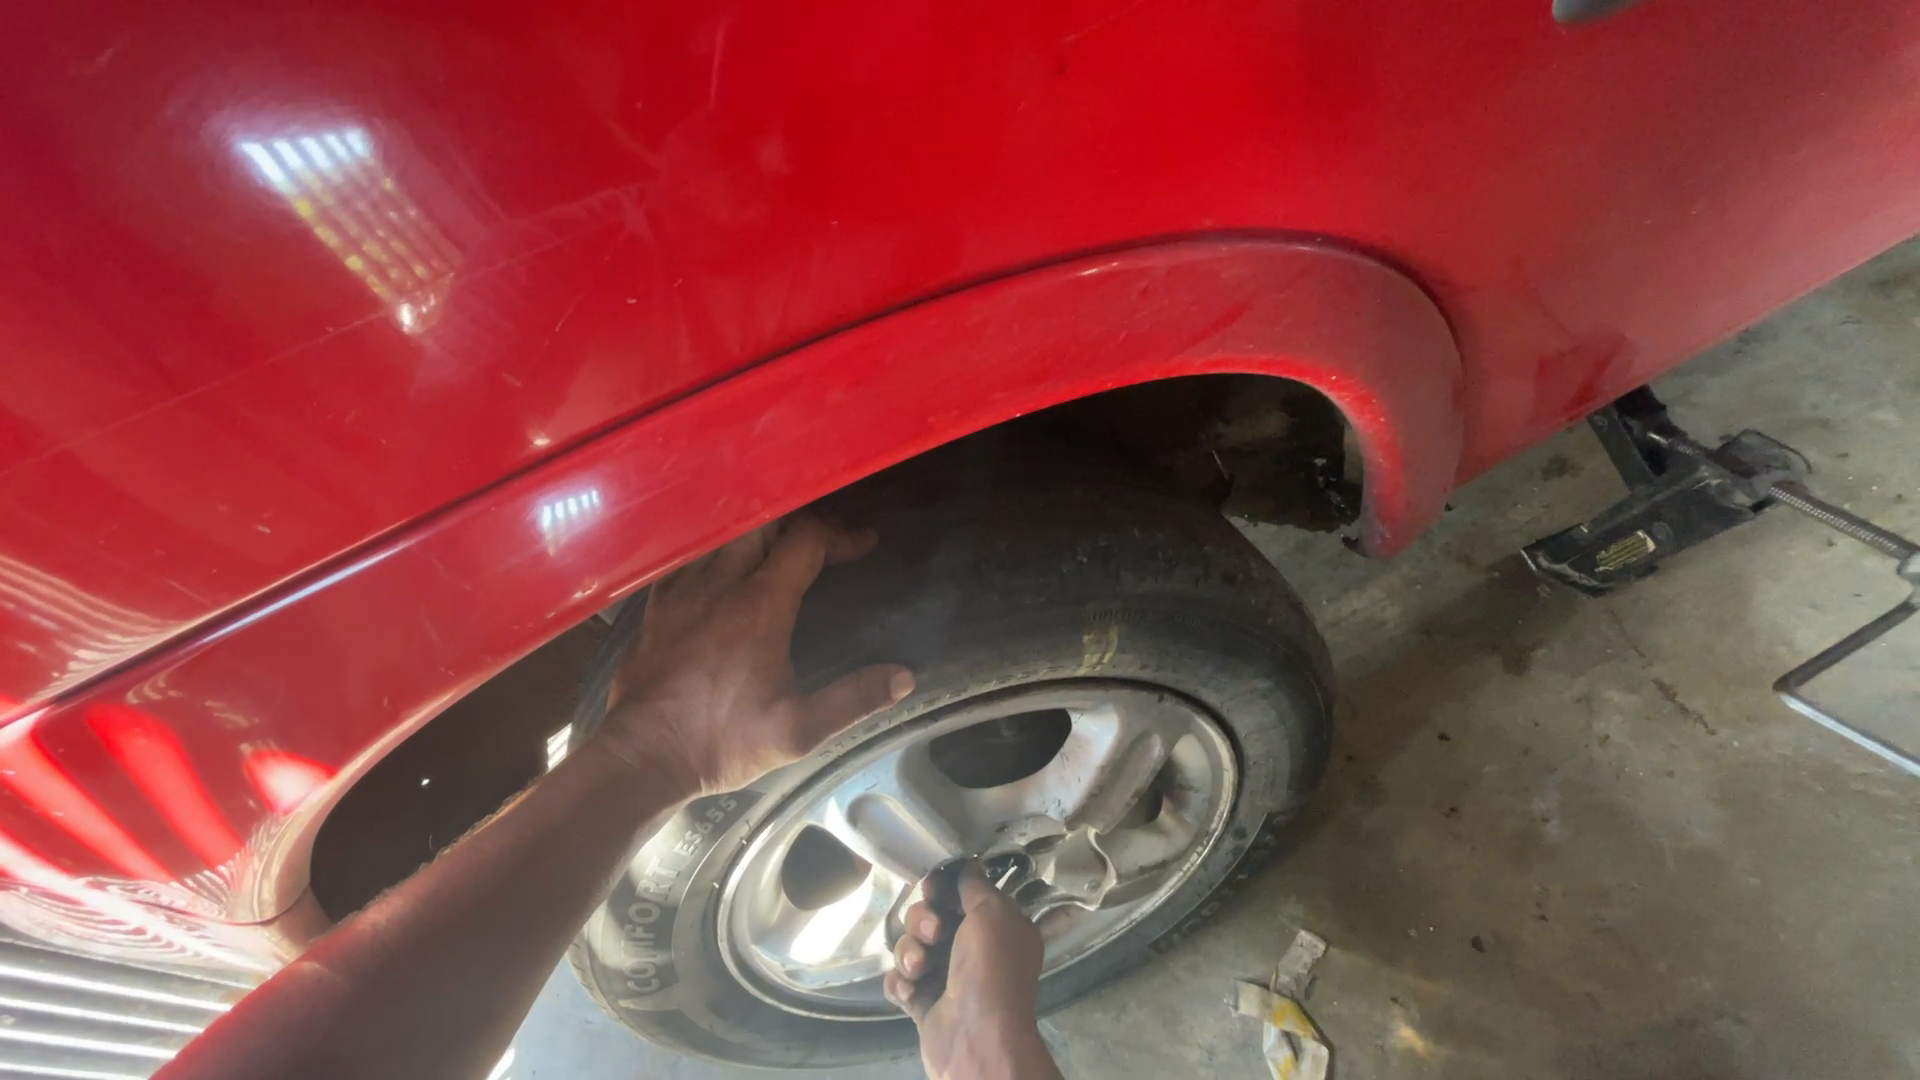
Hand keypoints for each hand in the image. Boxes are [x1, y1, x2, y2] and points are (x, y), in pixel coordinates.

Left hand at [595, 514, 912, 795]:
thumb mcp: (798, 731)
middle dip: (800, 522)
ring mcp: (683, 590)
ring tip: (780, 549)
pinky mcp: (657, 605)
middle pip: (763, 522)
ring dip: (759, 532)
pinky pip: (690, 555)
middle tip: (825, 541)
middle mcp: (720, 584)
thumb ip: (853, 699)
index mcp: (760, 605)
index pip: (806, 541)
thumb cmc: (721, 741)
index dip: (840, 535)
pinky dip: (718, 550)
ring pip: (724, 534)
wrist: (640, 757)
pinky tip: (725, 570)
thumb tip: (904, 677)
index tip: (864, 544)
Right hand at [884, 864, 1061, 1079]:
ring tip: (919, 970)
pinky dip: (901, 983)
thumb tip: (969, 863)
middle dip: (922, 921)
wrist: (976, 1037)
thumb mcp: (992, 911)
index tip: (931, 887)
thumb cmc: (991, 967)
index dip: (941, 888)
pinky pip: (899, 980)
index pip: (959, 894)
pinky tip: (910, 992)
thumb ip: (975, 884)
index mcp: (994, 926)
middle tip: (933, 934)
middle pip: (929, 917)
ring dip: (909, 953)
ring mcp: (945, 977)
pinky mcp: (922, 1003)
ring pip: (910, 947)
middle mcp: (971, 949)